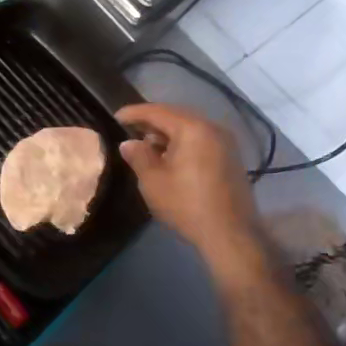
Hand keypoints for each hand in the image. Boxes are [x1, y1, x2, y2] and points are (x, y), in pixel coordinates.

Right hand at [116, 103, 268, 270]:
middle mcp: (212, 128)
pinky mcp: (230, 158)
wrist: (230, 234)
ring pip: (190, 129)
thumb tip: (129, 143)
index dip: (134, 113)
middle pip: (176, 116)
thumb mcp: (153, 181)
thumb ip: (138, 156)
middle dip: (151, 122)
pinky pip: (201, 141)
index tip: (115, 117)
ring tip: (147, 147)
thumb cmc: (186, 205)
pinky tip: (170, 158)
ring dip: (167, 134)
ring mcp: (225, 143)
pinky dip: (182, 144)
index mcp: (193, 128)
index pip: (158, 111)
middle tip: (129, 130)